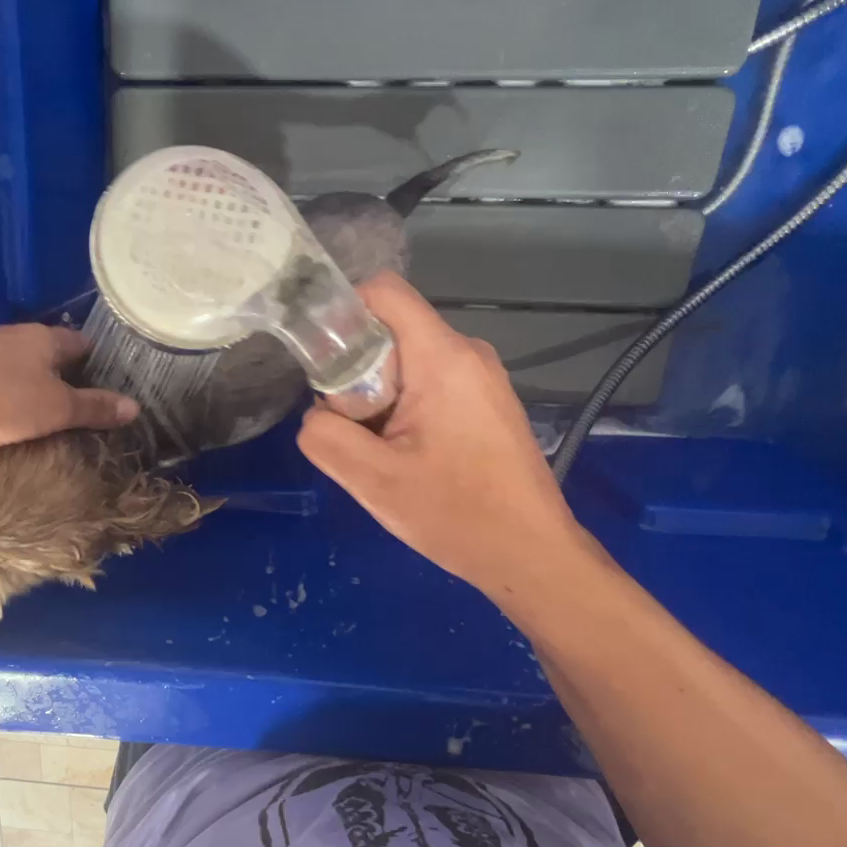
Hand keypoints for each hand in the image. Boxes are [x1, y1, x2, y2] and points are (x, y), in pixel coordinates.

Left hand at [0, 323, 138, 455]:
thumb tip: (135, 406)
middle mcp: (13, 337)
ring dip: (33, 390)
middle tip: (84, 412)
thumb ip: (94, 407)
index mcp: (43, 337)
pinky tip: (6, 421)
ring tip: (48, 421)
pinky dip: (6, 399)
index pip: (82, 343)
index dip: (99, 364)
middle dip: (66, 378)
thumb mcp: (55, 409)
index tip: (111, 389)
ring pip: (19, 369)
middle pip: (49, 355)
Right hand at [298, 274, 590, 592]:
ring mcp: (482, 378)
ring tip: (381, 454)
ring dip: (379, 400)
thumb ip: (325, 437)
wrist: (530, 554)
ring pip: (407, 364)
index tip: (321, 366)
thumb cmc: (457, 515)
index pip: (382, 293)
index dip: (341, 315)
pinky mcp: (486, 404)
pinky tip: (408, 459)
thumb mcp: (374, 481)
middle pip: (390, 333)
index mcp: (443, 358)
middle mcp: (467, 354)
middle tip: (352, 431)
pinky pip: (429, 386)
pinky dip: (404, 412)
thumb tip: (316, 416)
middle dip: (356, 374)